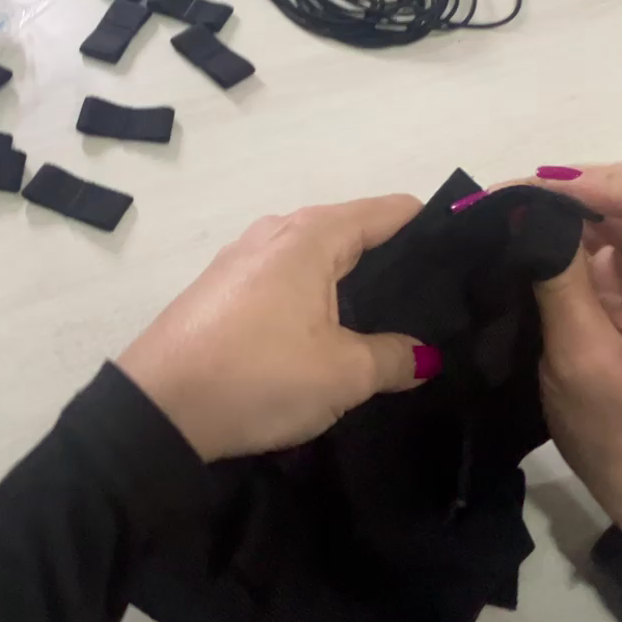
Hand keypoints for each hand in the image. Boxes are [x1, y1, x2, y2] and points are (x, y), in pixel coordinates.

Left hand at [116, 196, 438, 461]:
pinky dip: (319, 296)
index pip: (390, 212)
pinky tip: (333, 333)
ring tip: (393, 323)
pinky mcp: (225, 287)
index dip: (432, 230)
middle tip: (439, 304)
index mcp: (313, 235)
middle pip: (355, 232)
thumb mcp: (341, 374)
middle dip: (397, 263)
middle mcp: (279, 231)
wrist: (155, 409)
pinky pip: (289, 278)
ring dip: (355, 284)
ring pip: (320, 258)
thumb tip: (424, 356)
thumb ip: (394, 357)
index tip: (466, 261)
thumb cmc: (257, 375)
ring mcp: (245, 257)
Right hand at [529, 164, 621, 544]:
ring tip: (506, 210)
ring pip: (618, 204)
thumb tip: (525, 214)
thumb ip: (559, 281)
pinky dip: (559, 224)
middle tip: (511, 200)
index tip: (552, 197)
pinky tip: (523, 231)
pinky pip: (597, 233)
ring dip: (563, 201)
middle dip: (581, 186)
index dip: (620, 185)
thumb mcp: (583, 361)